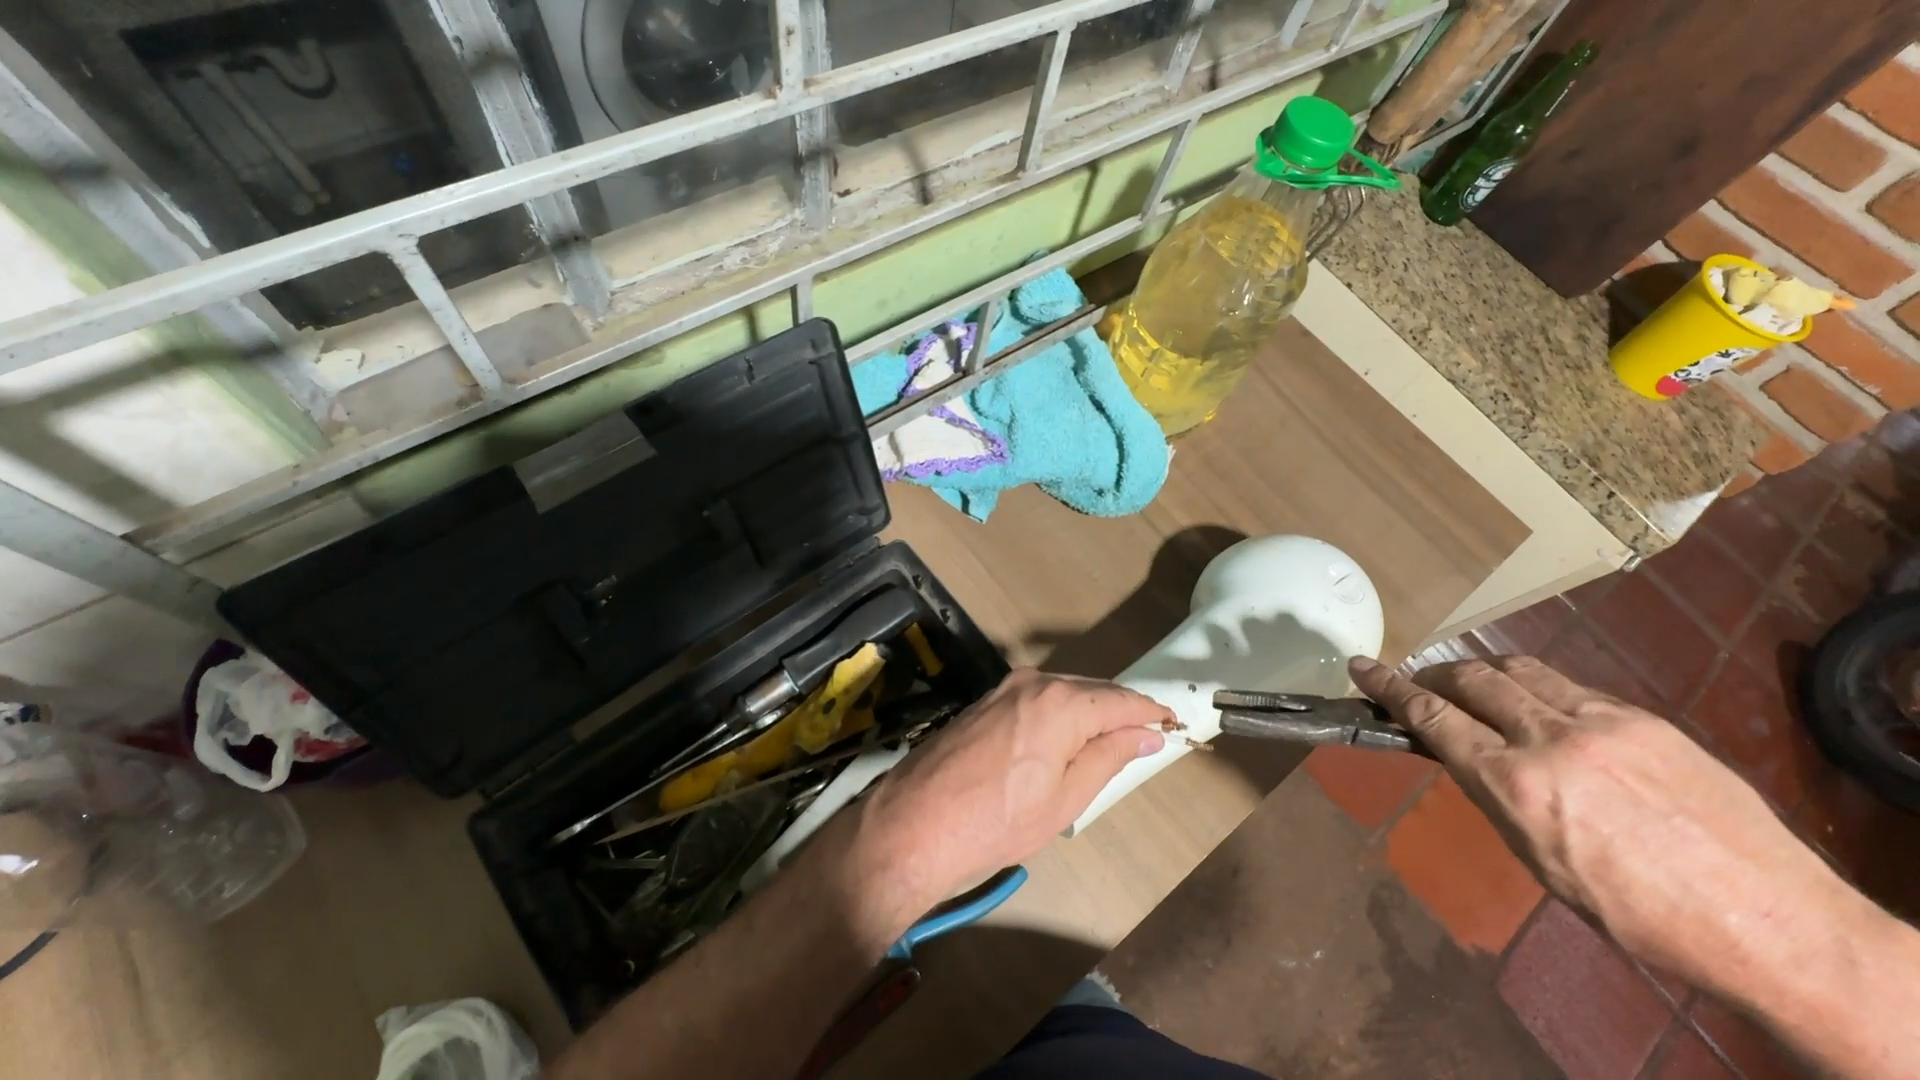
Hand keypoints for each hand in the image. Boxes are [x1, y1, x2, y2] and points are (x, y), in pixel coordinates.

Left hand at [847, 669, 1170, 923]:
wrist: (913, 825)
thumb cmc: (996, 823)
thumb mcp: (1065, 799)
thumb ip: (1108, 757)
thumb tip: (1146, 734)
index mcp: (1060, 703)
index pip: (1121, 699)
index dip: (1150, 711)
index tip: (1174, 722)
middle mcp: (1033, 683)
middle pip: (1091, 690)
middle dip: (1120, 710)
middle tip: (1147, 735)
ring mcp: (1003, 689)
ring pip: (1062, 692)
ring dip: (1088, 712)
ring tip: (1110, 741)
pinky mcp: (983, 703)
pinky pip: (1036, 700)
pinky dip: (1059, 715)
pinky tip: (1064, 740)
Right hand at [1348, 654, 1853, 996]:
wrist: (1769, 919)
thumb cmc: (1639, 914)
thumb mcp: (1542, 863)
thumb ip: (1499, 799)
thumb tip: (1470, 761)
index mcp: (1517, 786)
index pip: (1434, 718)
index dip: (1390, 688)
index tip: (1363, 666)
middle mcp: (1552, 739)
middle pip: (1474, 680)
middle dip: (1436, 674)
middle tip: (1419, 680)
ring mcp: (1604, 721)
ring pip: (1522, 671)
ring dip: (1486, 673)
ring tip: (1475, 685)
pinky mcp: (1646, 719)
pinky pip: (1573, 688)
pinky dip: (1541, 690)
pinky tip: (1546, 711)